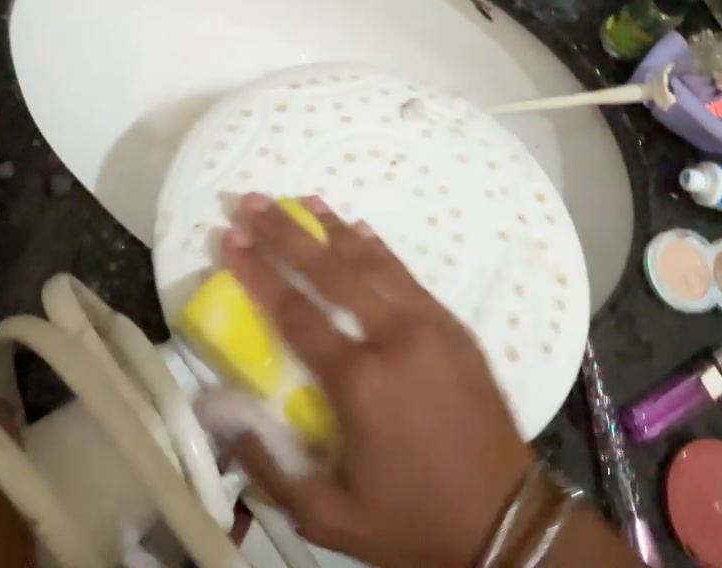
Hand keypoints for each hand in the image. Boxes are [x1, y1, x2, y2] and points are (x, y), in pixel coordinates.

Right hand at [224, 194, 532, 567]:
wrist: (506, 520)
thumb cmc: (411, 520)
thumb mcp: (327, 515)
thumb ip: (266, 463)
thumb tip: (216, 411)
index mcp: (358, 382)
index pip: (294, 312)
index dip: (256, 271)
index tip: (229, 237)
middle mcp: (393, 338)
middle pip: (329, 271)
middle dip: (285, 233)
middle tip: (253, 201)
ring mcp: (429, 325)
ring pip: (372, 262)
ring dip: (332, 229)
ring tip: (301, 200)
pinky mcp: (453, 326)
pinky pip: (407, 275)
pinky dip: (378, 249)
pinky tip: (358, 229)